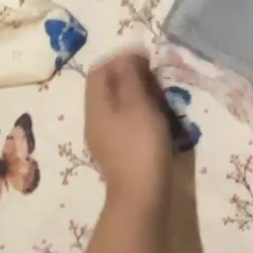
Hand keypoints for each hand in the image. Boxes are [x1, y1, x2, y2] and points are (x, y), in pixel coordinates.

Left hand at [84, 49, 173, 207]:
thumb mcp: (138, 104)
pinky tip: (155, 117)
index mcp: (96, 106)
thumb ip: (130, 78)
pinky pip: (122, 121)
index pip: (98, 71)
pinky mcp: (116, 151)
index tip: (146, 58)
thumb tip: (126, 57)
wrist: (140, 195)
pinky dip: (137, 111)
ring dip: (135, 94)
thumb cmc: (140, 144)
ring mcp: (104, 138)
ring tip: (158, 94)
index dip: (120, 59)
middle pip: (105, 87)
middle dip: (128, 75)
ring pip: (115, 104)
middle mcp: (94, 120)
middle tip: (154, 75)